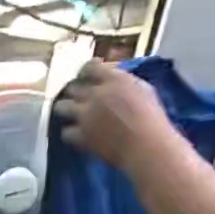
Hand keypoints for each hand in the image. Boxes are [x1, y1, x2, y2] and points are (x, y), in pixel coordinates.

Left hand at [54, 61, 176, 171]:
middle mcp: (96, 94)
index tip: (86, 75)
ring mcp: (86, 115)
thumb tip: (113, 79)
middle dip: (74, 91)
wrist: (146, 146)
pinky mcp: (81, 136)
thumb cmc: (152, 118)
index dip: (86, 70)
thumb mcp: (143, 89)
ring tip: (70, 113)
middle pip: (73, 87)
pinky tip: (75, 135)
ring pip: (62, 106)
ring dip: (65, 109)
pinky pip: (66, 132)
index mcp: (114, 80)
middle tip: (77, 97)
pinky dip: (70, 133)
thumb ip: (124, 82)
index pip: (90, 67)